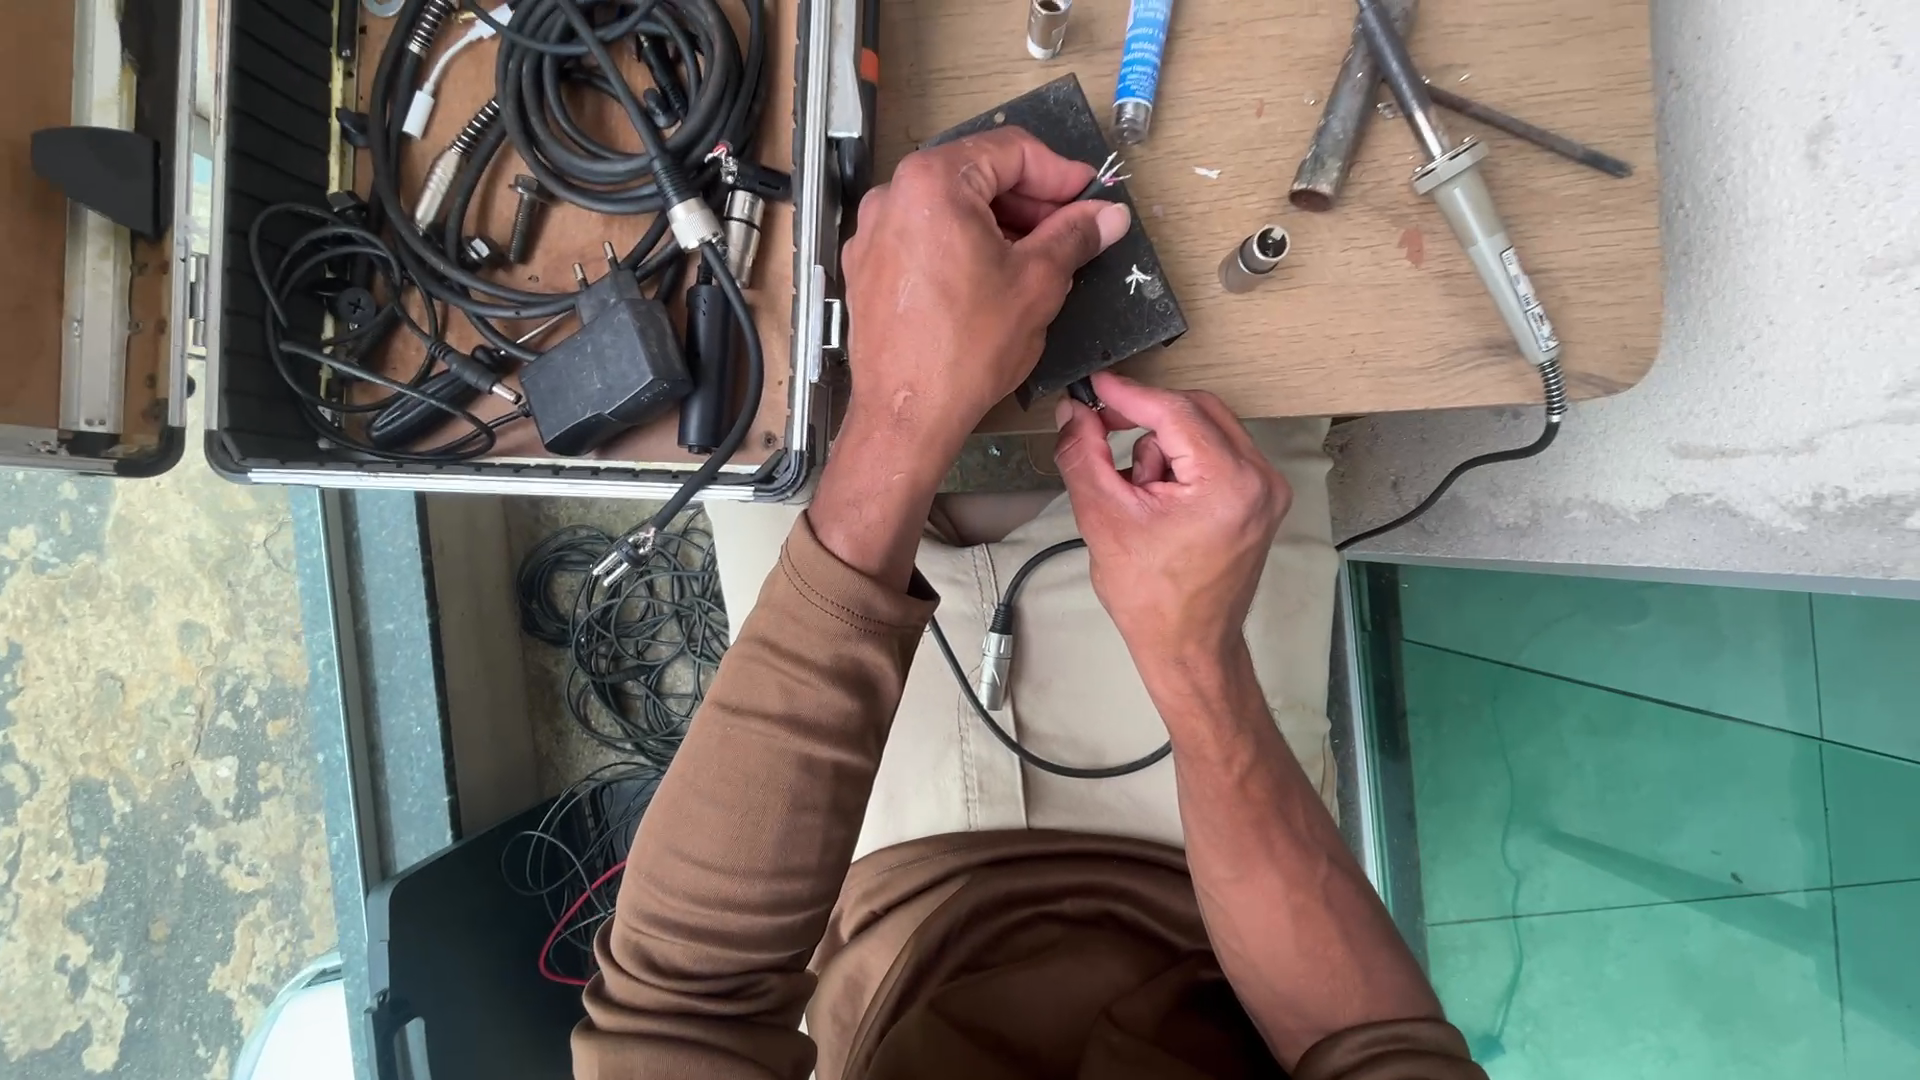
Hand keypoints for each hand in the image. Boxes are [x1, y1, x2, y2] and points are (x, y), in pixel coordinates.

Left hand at [841, 127, 1131, 460]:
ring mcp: (873, 235)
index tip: (1088, 195)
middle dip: (1028, 203)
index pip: (1010, 151)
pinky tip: (987, 282)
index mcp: (934, 182)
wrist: (907, 414)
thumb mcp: (1037, 284)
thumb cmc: (965, 351)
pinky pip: (923, 242)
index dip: (1059, 173)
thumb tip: (1106, 216)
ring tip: (1032, 261)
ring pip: (948, 211)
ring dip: (996, 227)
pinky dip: (960, 250)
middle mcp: (892, 198)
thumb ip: (1074, 237)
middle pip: (975, 177)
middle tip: (1068, 231)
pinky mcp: (867, 272)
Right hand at [1053, 372, 1291, 675]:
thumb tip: (1074, 413)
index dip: (1128, 394)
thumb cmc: (1152, 598)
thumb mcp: (1103, 518)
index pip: (1175, 412)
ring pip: (1205, 430)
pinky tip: (1159, 500)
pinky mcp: (1259, 499)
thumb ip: (1083, 454)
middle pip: (1197, 411)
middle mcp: (1261, 479)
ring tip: (1138, 495)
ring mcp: (1266, 489)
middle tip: (1102, 428)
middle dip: (1145, 418)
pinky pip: (1216, 454)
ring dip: (1162, 447)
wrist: (1187, 645)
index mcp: (1230, 484)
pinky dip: (1180, 463)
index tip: (1095, 386)